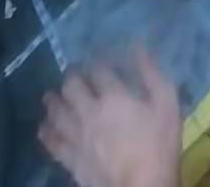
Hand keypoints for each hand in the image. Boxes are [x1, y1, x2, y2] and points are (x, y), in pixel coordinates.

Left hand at [39, 52, 180, 186]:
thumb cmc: (159, 141)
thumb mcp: (166, 100)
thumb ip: (151, 72)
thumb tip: (138, 47)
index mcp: (114, 97)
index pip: (99, 70)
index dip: (97, 59)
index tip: (99, 54)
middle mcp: (91, 113)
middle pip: (73, 89)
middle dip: (71, 76)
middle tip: (71, 70)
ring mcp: (79, 139)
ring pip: (58, 114)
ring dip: (53, 102)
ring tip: (49, 95)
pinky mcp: (73, 161)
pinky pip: (54, 144)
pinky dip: (47, 133)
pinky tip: (43, 128)